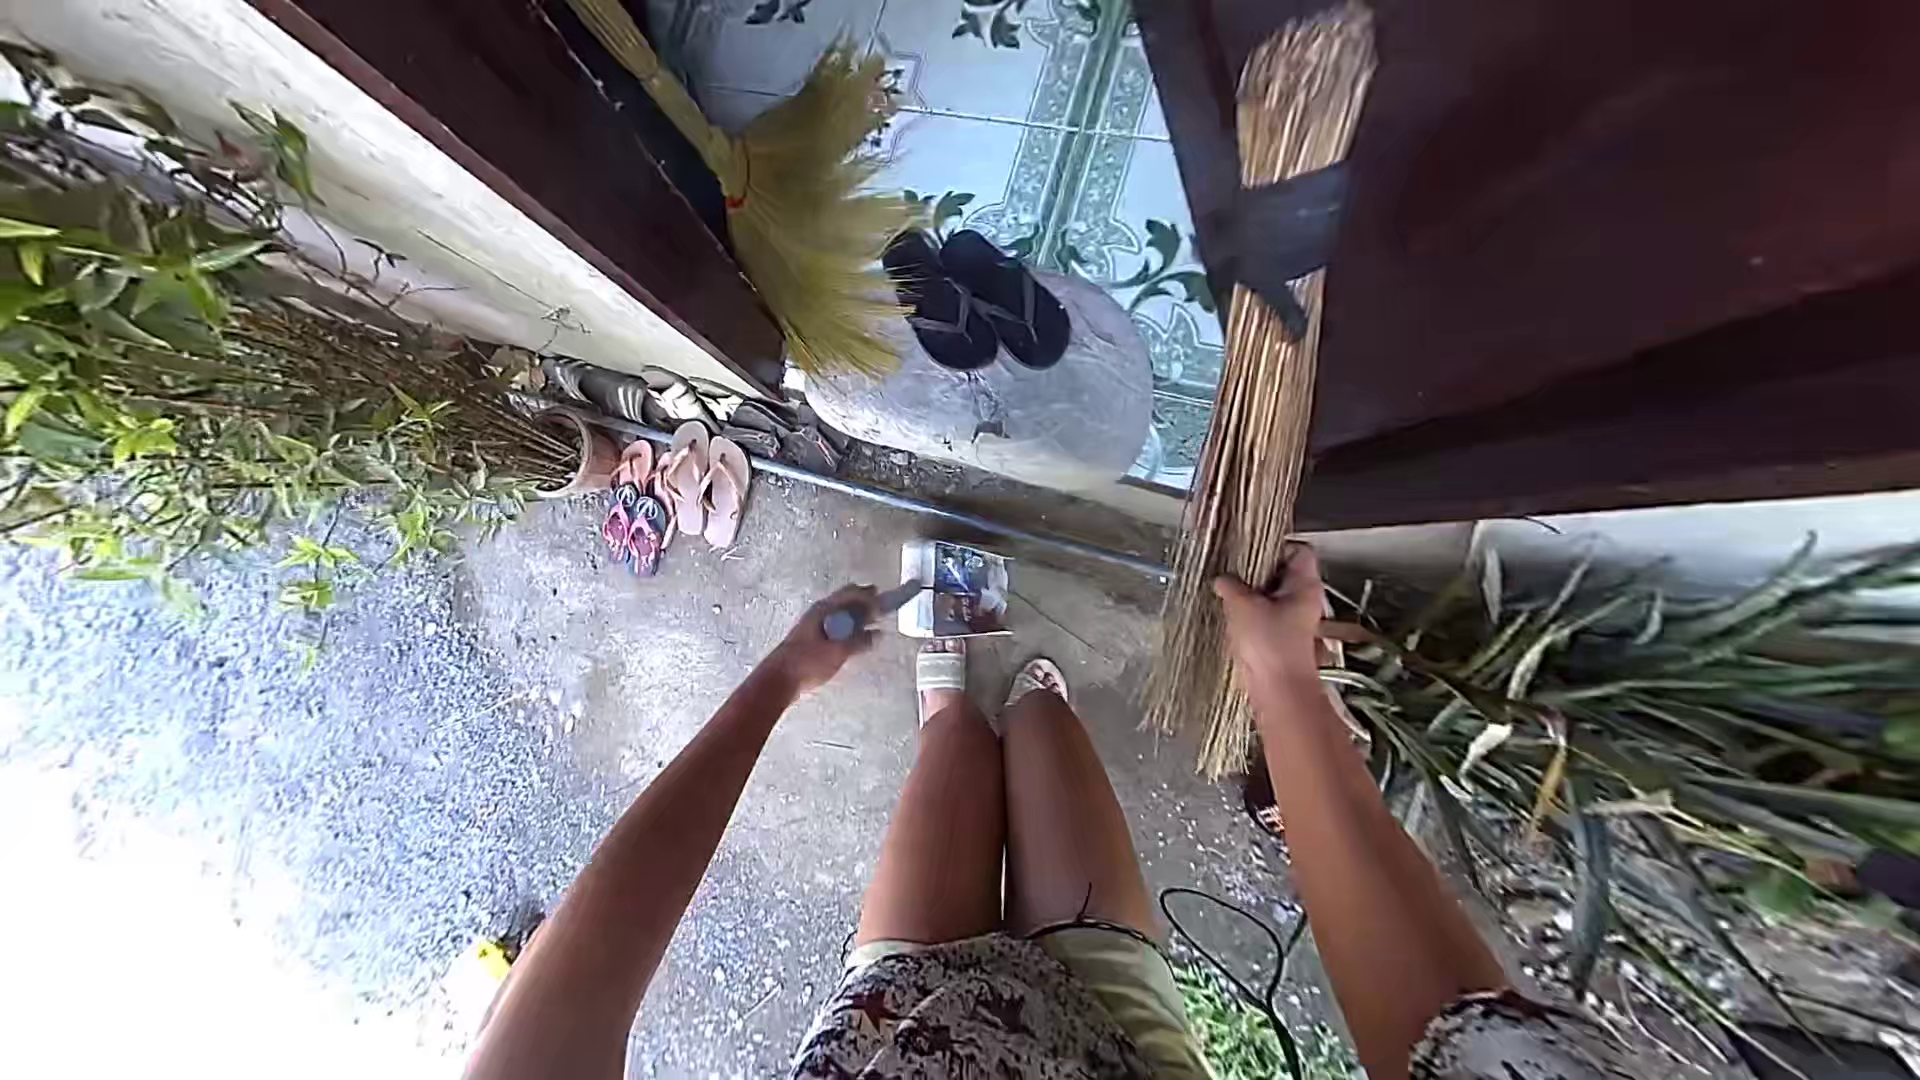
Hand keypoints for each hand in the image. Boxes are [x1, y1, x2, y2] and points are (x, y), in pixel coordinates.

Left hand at [763, 584, 878, 694]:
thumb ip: (860, 641)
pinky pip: (835, 625)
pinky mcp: (812, 637)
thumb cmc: (808, 662)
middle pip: (846, 600)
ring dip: (857, 614)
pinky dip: (848, 626)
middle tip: (881, 607)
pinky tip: (855, 637)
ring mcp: (814, 624)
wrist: (779, 679)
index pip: (851, 593)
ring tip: (872, 622)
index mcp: (825, 609)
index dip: (869, 595)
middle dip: (864, 602)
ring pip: (840, 613)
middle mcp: (819, 612)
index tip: (884, 601)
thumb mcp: (839, 651)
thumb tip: (878, 634)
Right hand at [1213, 542, 1325, 693]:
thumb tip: (1221, 579)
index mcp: (1304, 585)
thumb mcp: (1242, 605)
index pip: (1298, 551)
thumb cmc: (1268, 642)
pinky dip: (1247, 608)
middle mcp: (1303, 598)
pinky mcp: (1278, 634)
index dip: (1275, 544)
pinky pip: (1262, 611)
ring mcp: (1291, 617)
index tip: (1249, 547)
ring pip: (1269, 592)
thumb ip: (1229, 585)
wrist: (1277, 688)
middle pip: (1281, 570)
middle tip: (1230, 566)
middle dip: (1255, 567)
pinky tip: (1228, 610)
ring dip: (1248, 589)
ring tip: (1224, 587)